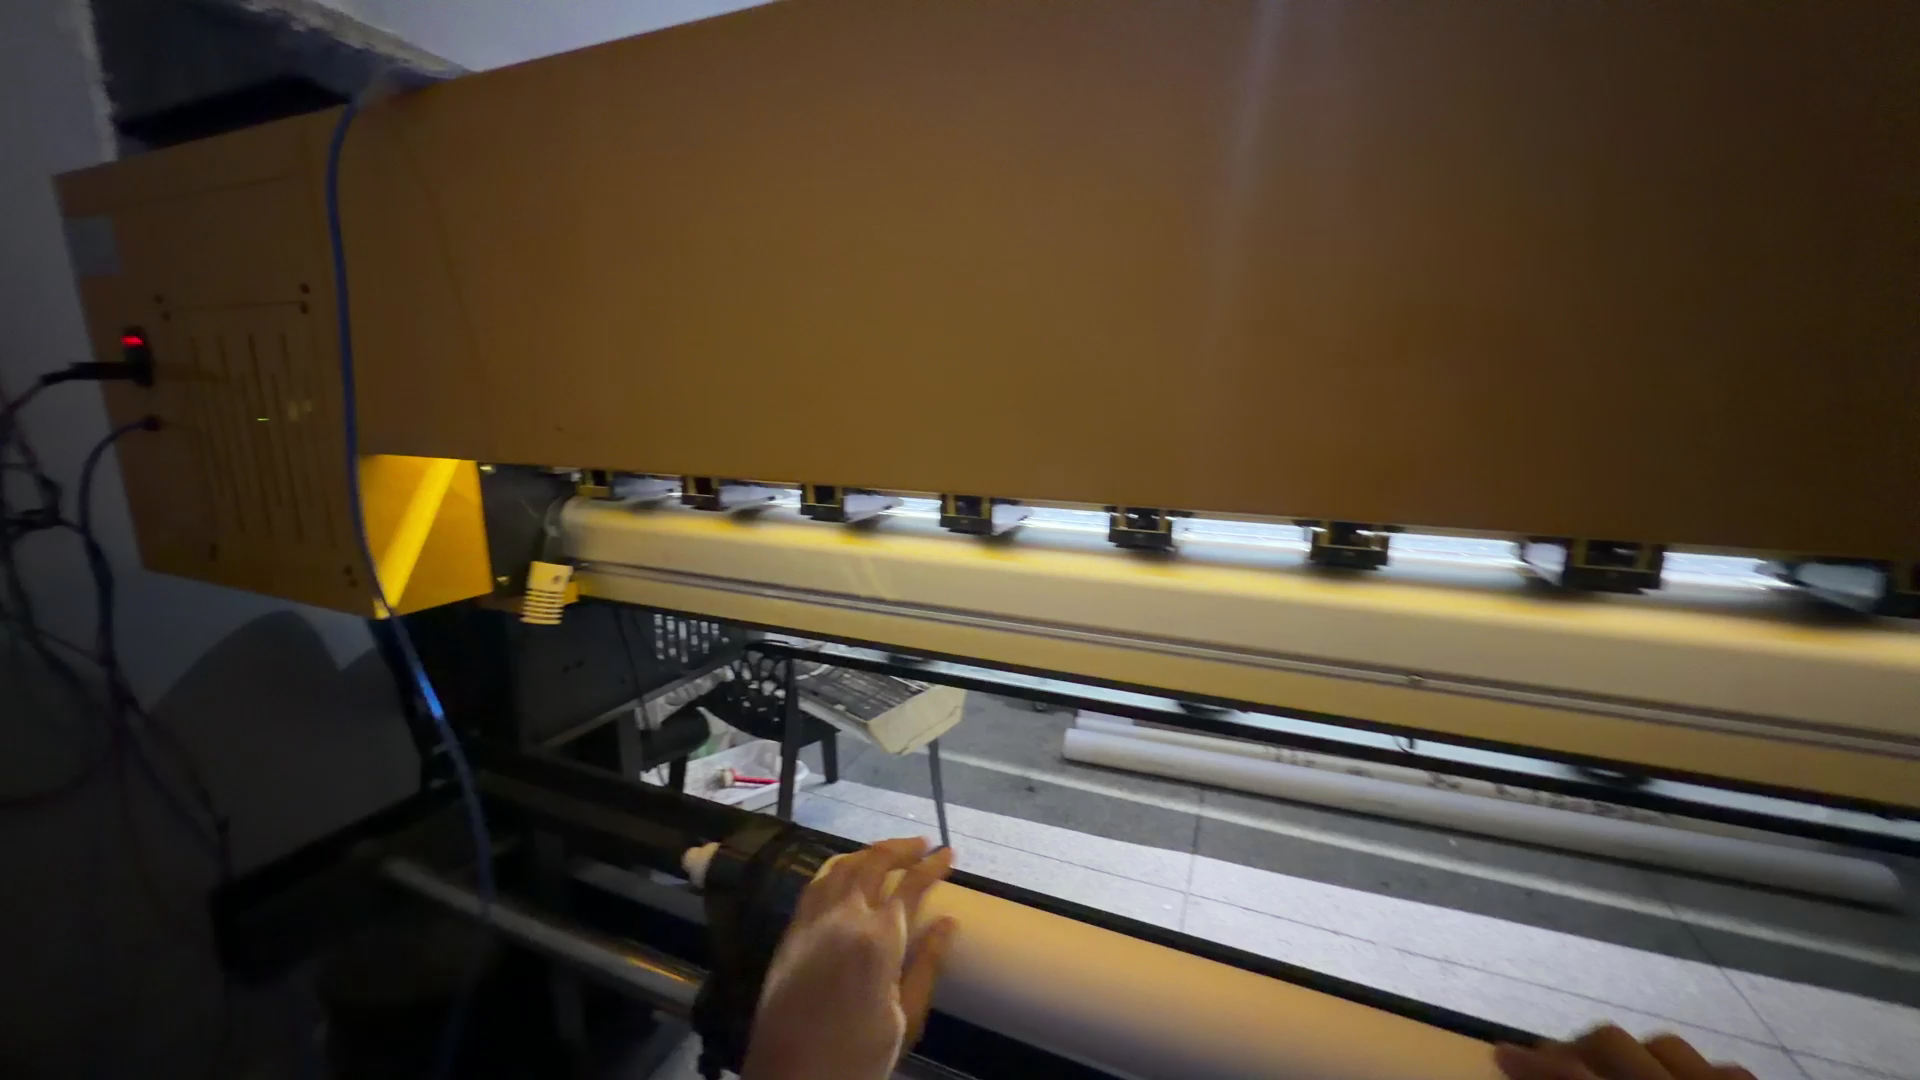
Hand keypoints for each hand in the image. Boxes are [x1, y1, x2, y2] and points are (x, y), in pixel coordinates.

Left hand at [741, 837, 957, 1079]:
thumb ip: (927, 964)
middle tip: (922, 845)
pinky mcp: (792, 930)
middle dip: (902, 848)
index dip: (932, 865)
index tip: (949, 854)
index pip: (912, 885)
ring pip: (843, 865)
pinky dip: (838, 868)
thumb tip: (948, 922)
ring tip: (889, 852)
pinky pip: (817, 883)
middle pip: (875, 862)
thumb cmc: (857, 1056)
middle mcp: (845, 916)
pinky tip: (847, 873)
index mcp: (880, 938)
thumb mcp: (905, 1019)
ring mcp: (814, 920)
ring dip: (869, 852)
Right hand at [1498, 1026, 1756, 1079]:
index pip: (1575, 1077)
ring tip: (1614, 1078)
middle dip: (1571, 1049)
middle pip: (1613, 1044)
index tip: (1499, 1053)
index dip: (1534, 1064)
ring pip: (1666, 1048)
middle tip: (1548, 1065)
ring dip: (1632, 1058)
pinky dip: (1695, 1076)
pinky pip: (1728, 1072)